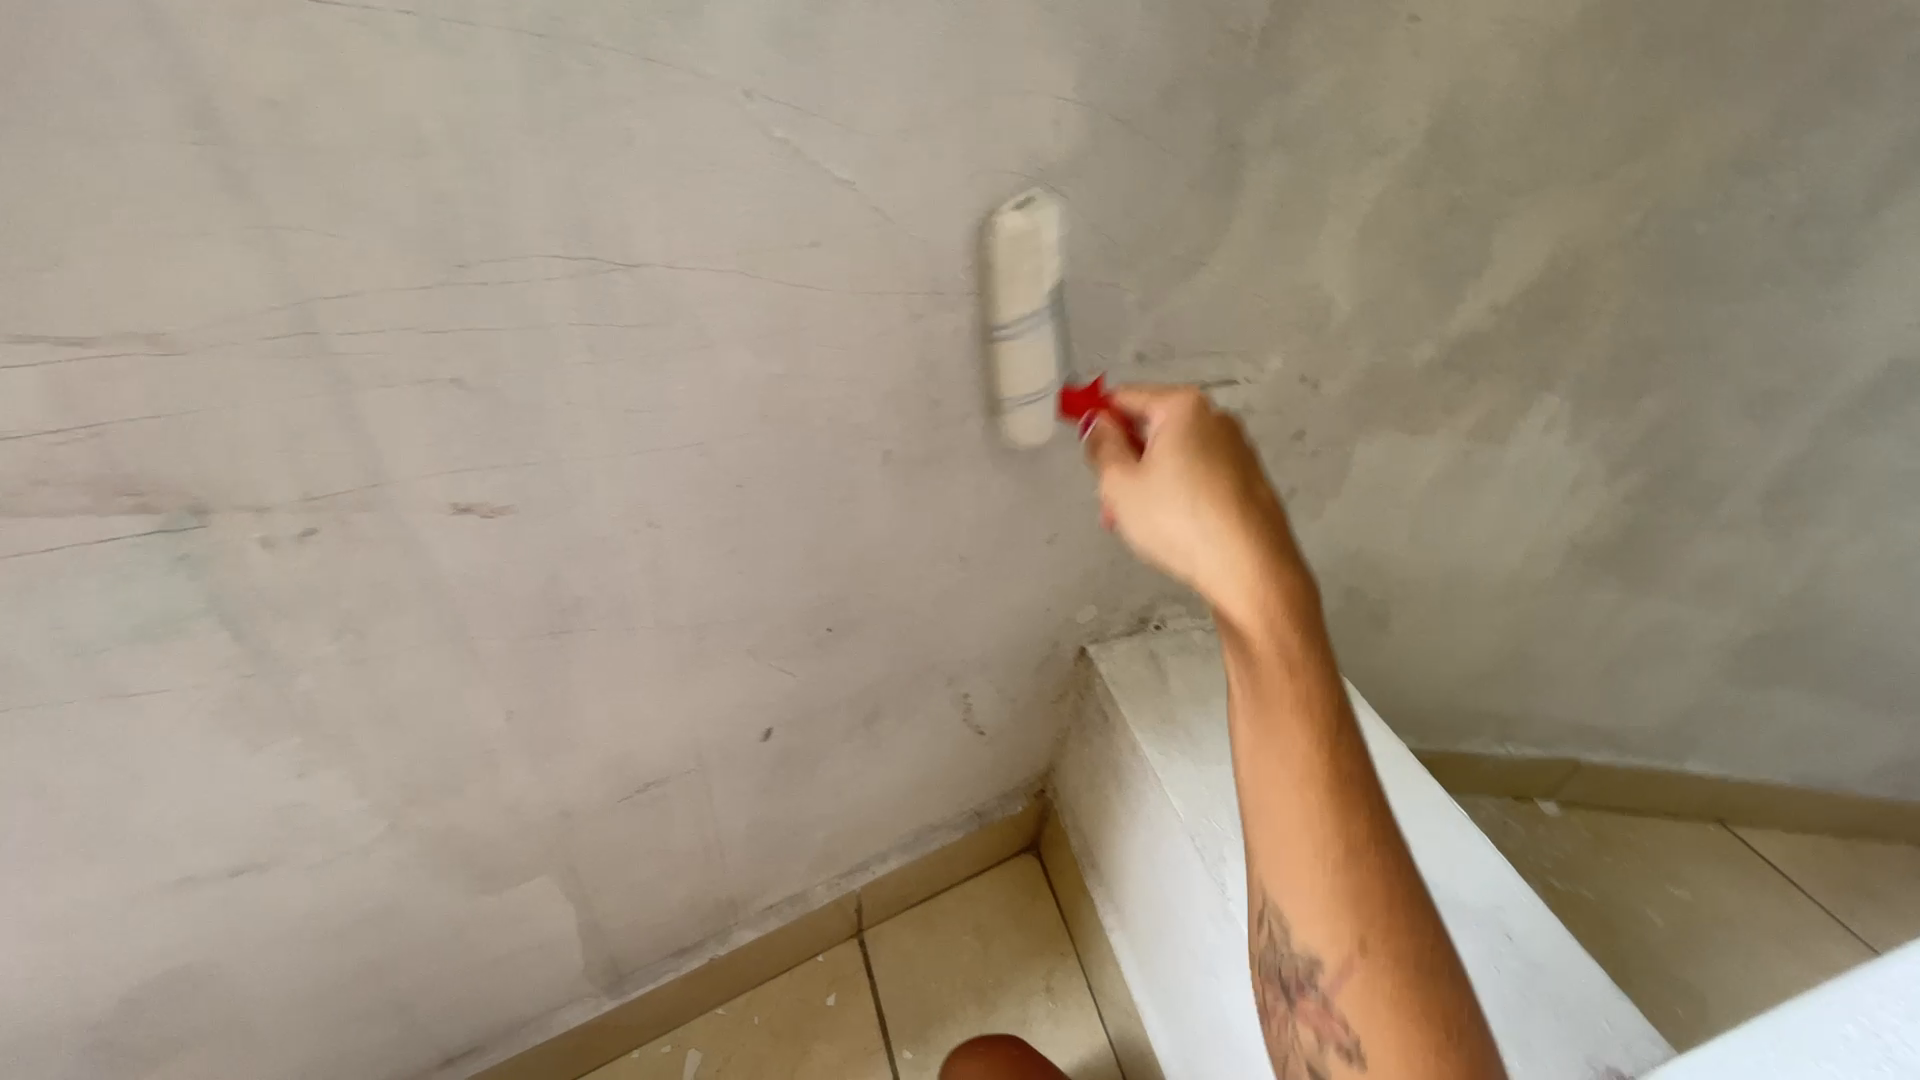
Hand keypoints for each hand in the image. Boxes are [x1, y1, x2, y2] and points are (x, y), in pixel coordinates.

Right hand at [1082, 384, 1313, 633]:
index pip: (1125, 397)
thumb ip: (1101, 447)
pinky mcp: (1249, 481)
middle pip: (1152, 427)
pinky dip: (1178, 494)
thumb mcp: (1120, 484)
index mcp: (1183, 406)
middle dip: (1125, 460)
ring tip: (1137, 524)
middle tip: (1110, 502)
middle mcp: (1216, 418)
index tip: (1086, 453)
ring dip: (1148, 482)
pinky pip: (1199, 476)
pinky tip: (1172, 529)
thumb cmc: (1177, 521)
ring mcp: (1238, 449)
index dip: (1098, 421)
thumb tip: (1097, 423)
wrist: (1249, 568)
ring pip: (1175, 455)